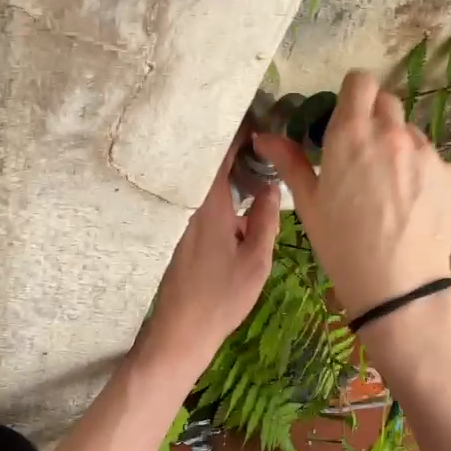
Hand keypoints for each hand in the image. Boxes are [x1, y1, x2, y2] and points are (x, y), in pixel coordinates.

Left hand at [139, 133, 279, 372]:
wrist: (179, 333)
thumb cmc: (220, 299)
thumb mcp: (257, 261)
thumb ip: (266, 219)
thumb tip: (271, 187)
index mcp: (208, 204)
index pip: (218, 153)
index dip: (237, 132)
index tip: (257, 117)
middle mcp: (189, 204)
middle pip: (208, 161)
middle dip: (233, 145)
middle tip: (262, 136)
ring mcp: (181, 217)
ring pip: (204, 180)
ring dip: (226, 168)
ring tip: (257, 160)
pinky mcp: (178, 232)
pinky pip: (200, 197)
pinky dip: (218, 188)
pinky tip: (239, 195)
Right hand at [255, 71, 450, 316]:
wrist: (398, 285)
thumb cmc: (342, 244)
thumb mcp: (309, 203)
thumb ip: (290, 161)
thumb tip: (264, 137)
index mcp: (351, 134)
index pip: (360, 81)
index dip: (353, 94)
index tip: (347, 115)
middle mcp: (392, 133)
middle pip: (387, 102)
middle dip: (374, 119)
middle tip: (363, 155)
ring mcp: (426, 152)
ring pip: (410, 133)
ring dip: (399, 147)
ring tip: (388, 188)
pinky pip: (432, 161)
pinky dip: (421, 173)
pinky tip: (410, 205)